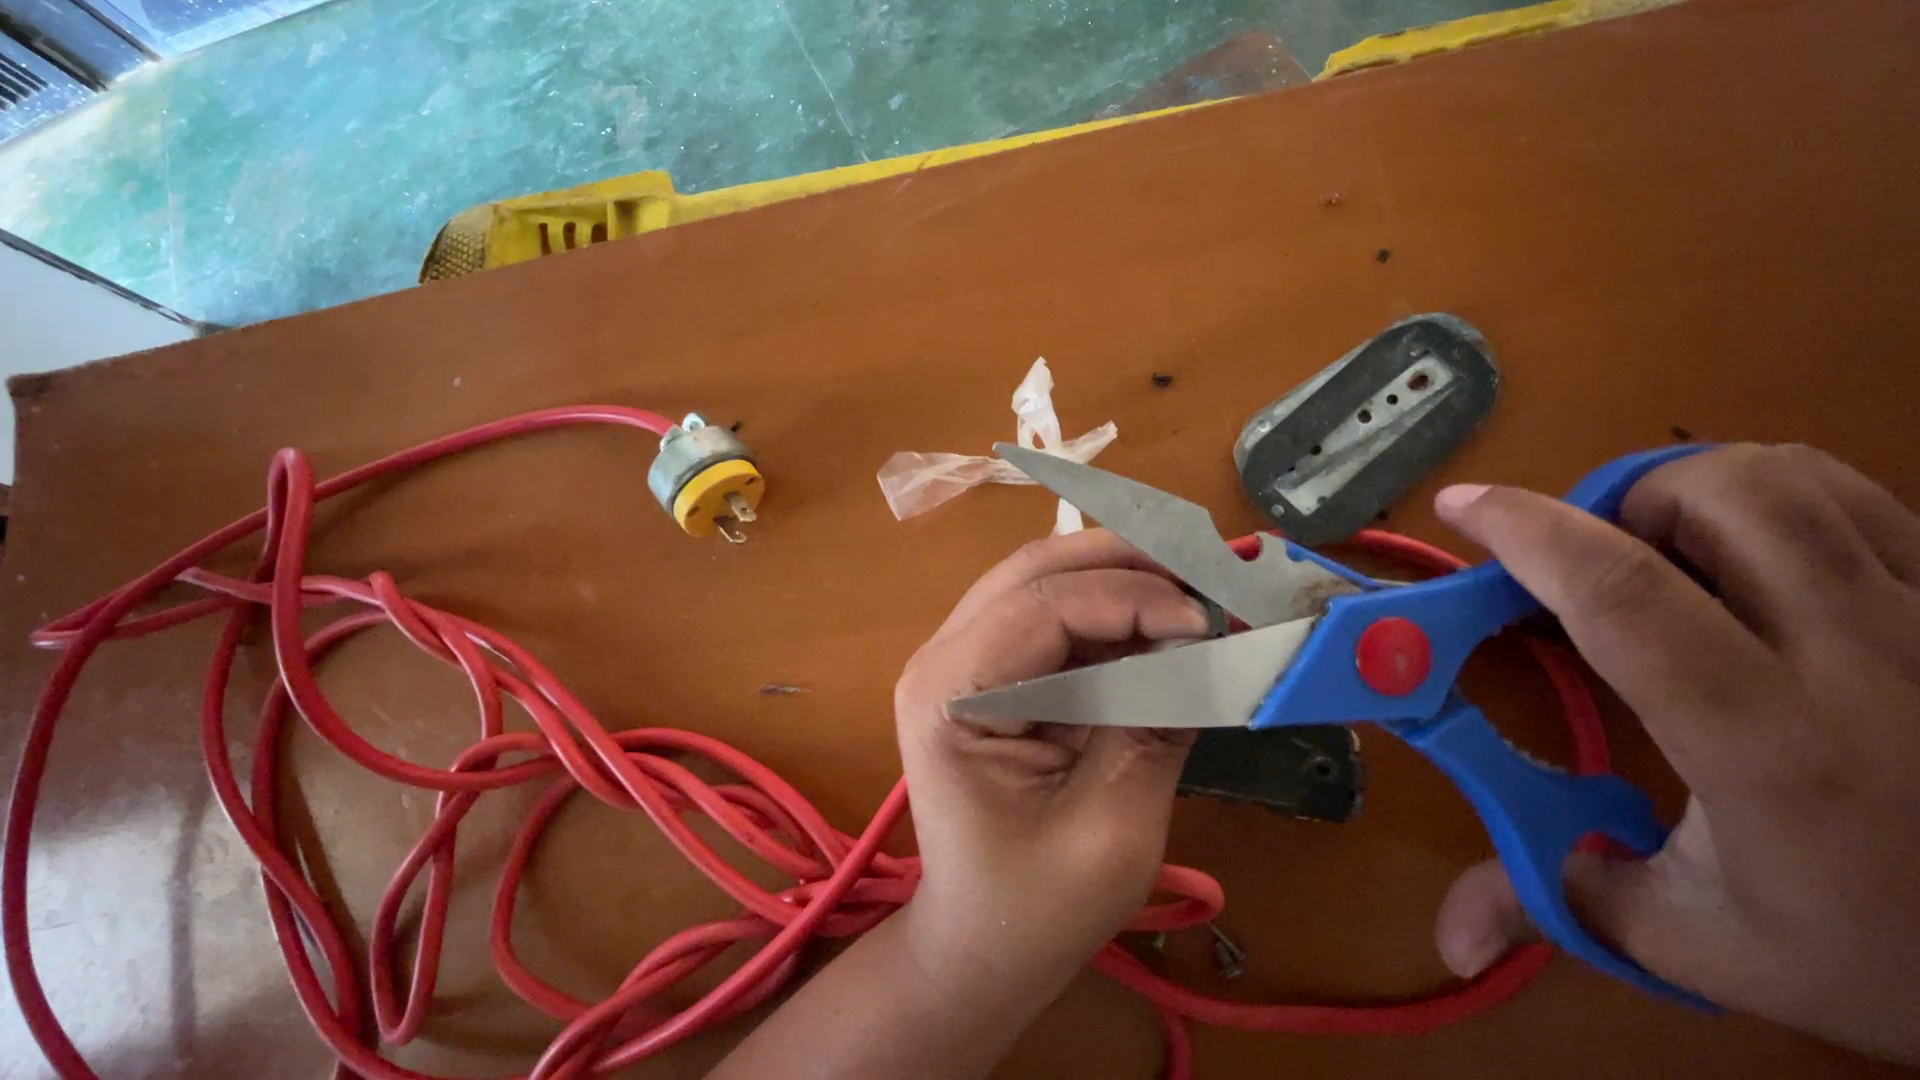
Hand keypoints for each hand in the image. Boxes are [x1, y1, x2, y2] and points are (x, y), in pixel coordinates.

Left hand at [892, 529, 1209, 1008]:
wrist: (982, 944)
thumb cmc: (1037, 907)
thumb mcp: (1112, 828)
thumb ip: (1156, 726)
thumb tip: (1204, 641)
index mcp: (948, 694)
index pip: (1040, 607)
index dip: (1130, 598)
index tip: (1207, 618)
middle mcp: (941, 658)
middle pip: (1033, 572)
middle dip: (1124, 562)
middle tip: (1206, 571)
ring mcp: (959, 660)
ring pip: (1041, 581)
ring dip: (1118, 576)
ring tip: (1192, 588)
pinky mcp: (988, 673)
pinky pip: (1049, 616)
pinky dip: (1107, 609)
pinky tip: (1157, 620)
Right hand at [1430, 444, 1919, 1061]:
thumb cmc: (1873, 952)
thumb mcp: (1696, 941)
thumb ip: (1554, 907)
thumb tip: (1449, 938)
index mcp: (1762, 742)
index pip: (1623, 594)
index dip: (1525, 532)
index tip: (1460, 505)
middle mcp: (1858, 658)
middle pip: (1720, 495)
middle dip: (1620, 500)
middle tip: (1592, 560)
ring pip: (1797, 476)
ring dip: (1695, 493)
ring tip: (1668, 556)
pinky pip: (1865, 500)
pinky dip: (1779, 507)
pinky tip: (1757, 570)